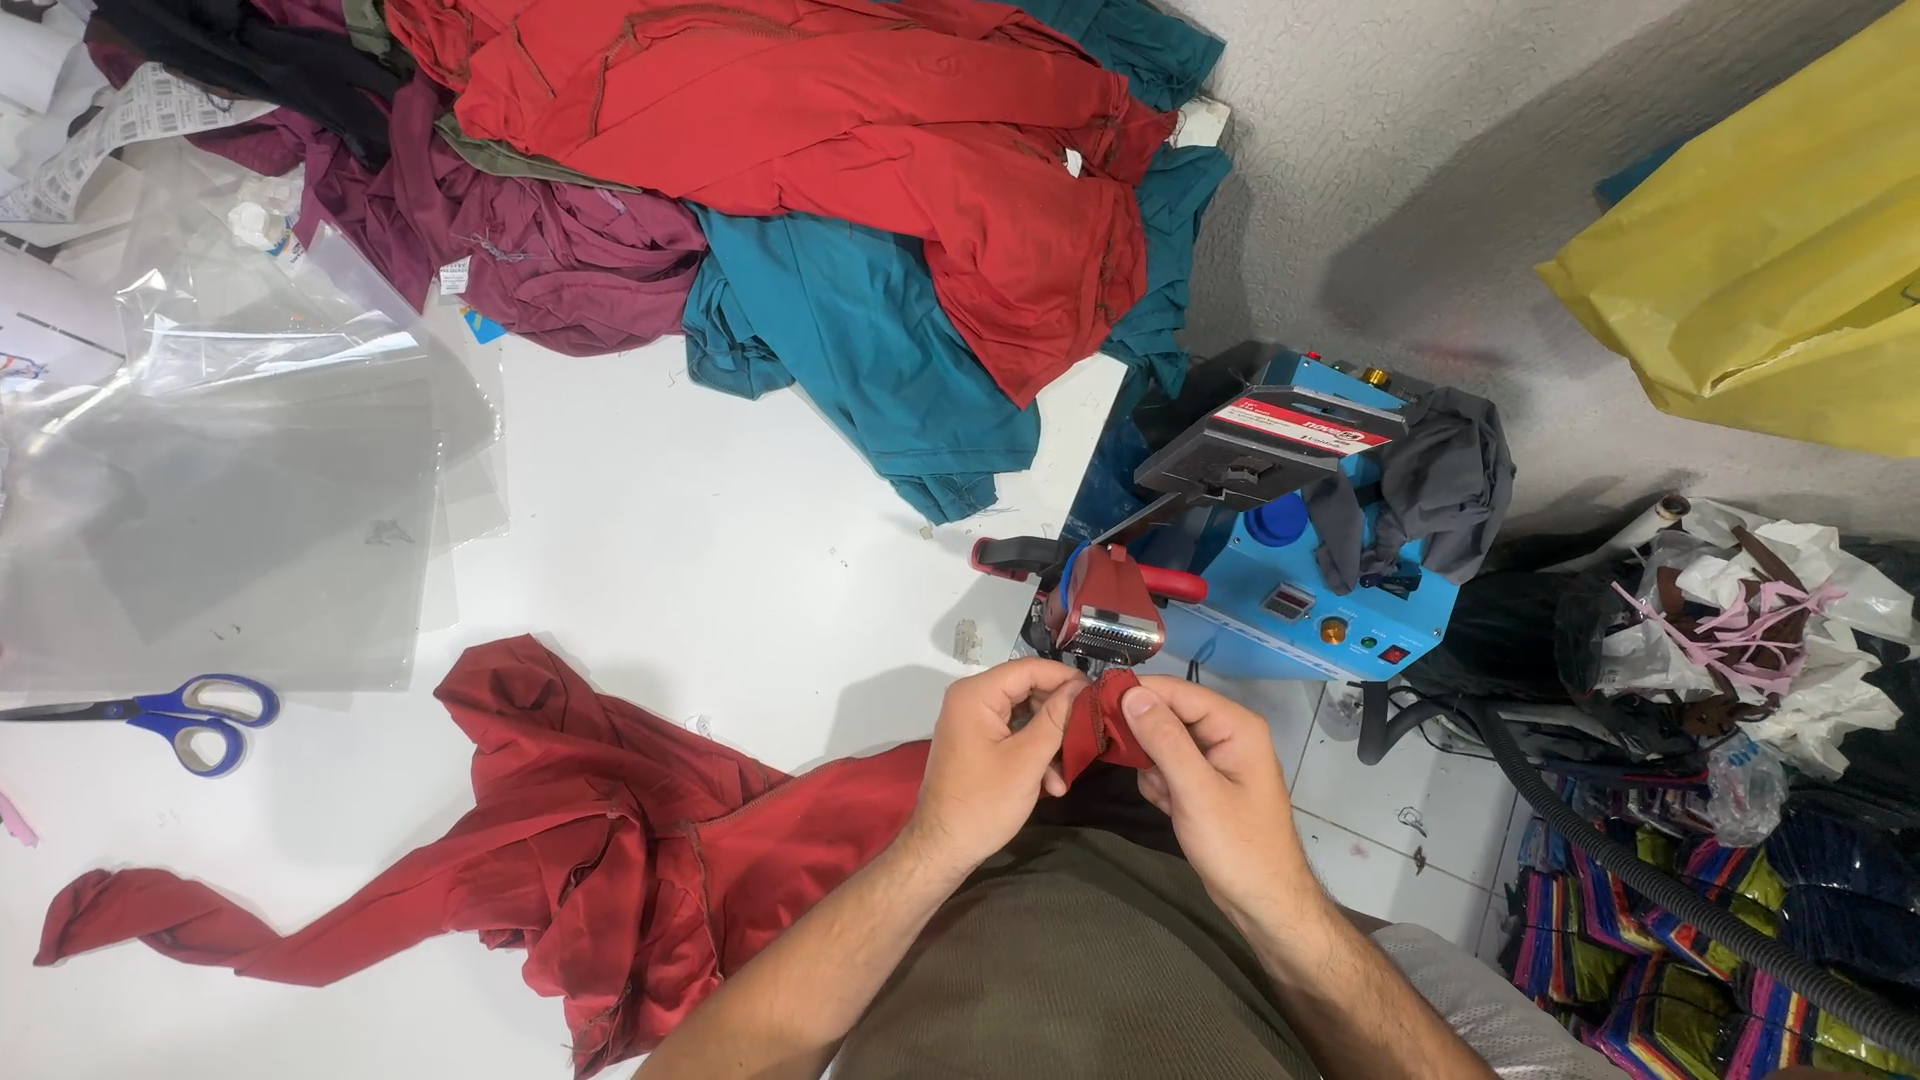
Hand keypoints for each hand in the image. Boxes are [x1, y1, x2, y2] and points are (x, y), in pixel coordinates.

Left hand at [898, 658, 1087, 878]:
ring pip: (1024, 714)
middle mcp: (971, 698)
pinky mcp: (976, 741)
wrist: (943, 848)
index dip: (1065, 677)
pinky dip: (1033, 752)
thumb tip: (1081, 688)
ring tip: (1067, 771)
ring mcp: (972, 720)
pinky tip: (1051, 783)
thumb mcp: (1027, 760)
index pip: (1029, 668)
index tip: (1098, 694)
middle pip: (1027, 689)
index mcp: (976, 694)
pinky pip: (1013, 733)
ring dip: (1049, 740)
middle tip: (1088, 733)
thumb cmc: (984, 803)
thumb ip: (1056, 719)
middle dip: (1058, 714)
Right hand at [1121, 676, 1321, 925]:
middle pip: (1167, 712)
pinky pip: (1165, 765)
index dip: (1136, 694)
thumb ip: (1164, 739)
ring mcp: (1214, 757)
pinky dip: (1159, 783)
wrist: (1262, 905)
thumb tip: (1131, 694)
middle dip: (1143, 737)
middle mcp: (1225, 733)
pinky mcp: (1202, 780)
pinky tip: (1169, 807)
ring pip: (1161, 740)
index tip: (1093, 706)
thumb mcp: (1196, 791)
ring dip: (1151, 766)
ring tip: (1164, 797)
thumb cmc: (1238, 848)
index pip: (1176, 690)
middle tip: (1120, 758)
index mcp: (1235, 725)